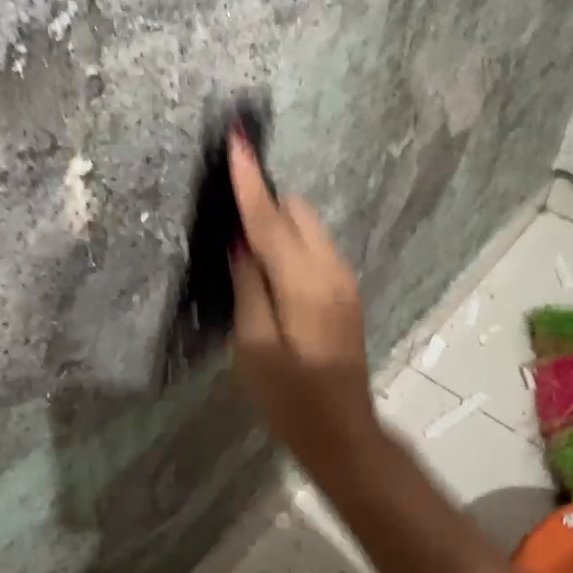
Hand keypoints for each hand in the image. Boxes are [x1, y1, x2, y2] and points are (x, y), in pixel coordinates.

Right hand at [227, 132, 378, 464]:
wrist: (344, 433)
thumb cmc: (289, 398)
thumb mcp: (253, 345)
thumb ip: (247, 284)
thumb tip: (240, 238)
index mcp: (304, 282)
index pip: (270, 218)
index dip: (249, 179)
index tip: (237, 139)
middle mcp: (331, 268)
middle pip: (295, 210)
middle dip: (264, 201)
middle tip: (227, 215)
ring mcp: (343, 278)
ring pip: (308, 224)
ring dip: (278, 220)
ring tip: (244, 242)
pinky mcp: (345, 289)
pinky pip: (314, 244)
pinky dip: (290, 240)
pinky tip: (268, 264)